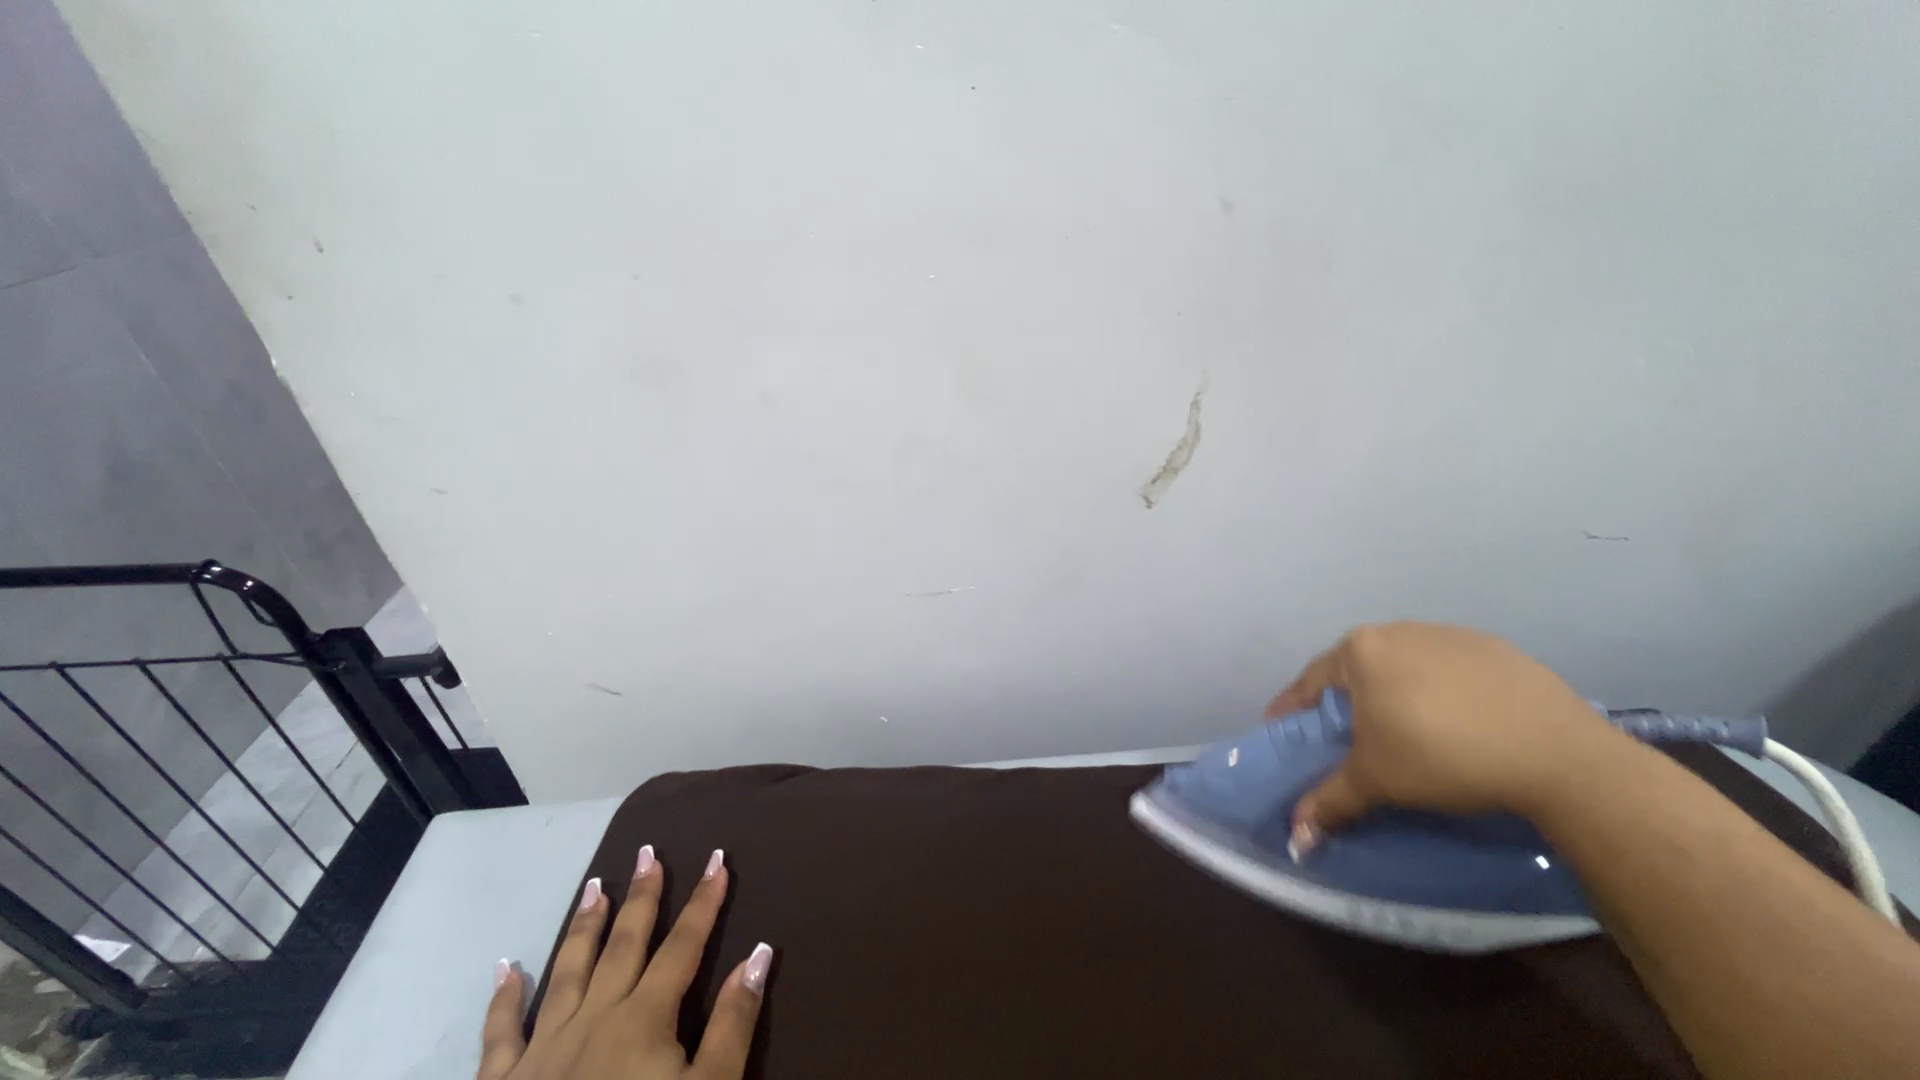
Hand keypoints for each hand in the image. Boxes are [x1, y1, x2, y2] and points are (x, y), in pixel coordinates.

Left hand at [479, 847, 773, 1079]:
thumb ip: (733, 1024)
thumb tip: (758, 953)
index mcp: (644, 1018)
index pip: (682, 947)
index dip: (703, 902)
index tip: (718, 859)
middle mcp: (595, 1017)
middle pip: (624, 944)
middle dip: (641, 897)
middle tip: (647, 853)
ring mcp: (544, 1045)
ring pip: (568, 970)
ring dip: (584, 926)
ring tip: (594, 886)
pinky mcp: (504, 1078)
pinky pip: (502, 1030)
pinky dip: (504, 997)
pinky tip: (505, 968)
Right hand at [1266, 622, 1628, 844]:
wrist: (1555, 754)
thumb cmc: (1442, 756)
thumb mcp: (1376, 782)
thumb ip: (1329, 801)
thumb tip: (1294, 837)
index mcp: (1362, 651)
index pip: (1311, 682)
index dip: (1293, 710)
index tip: (1283, 731)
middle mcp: (1400, 631)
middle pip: (1358, 669)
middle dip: (1347, 701)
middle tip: (1345, 738)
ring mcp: (1451, 635)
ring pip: (1405, 666)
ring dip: (1395, 694)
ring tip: (1404, 732)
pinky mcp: (1496, 649)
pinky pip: (1451, 671)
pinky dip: (1441, 693)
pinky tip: (1457, 725)